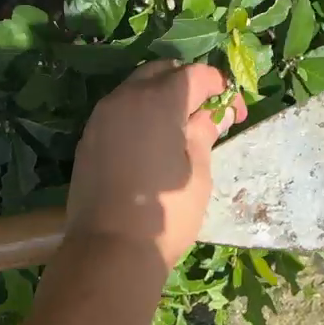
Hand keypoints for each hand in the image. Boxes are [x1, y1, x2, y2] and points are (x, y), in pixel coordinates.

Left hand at [65, 61, 246, 270]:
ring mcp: (101, 118)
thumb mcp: (198, 177)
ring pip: (135, 91)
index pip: (195, 75)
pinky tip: (150, 147)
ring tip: (178, 132)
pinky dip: (139, 119)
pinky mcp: (88, 140)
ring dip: (160, 100)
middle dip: (188, 85)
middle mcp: (126, 98)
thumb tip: (210, 116)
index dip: (220, 88)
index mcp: (159, 101)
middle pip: (161, 73)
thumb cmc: (167, 216)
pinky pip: (118, 114)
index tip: (234, 112)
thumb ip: (204, 137)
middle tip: (206, 116)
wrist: (111, 251)